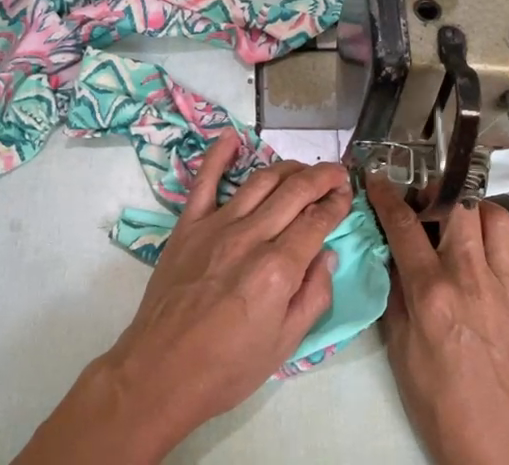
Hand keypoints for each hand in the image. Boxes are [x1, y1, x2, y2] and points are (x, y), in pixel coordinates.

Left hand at [15, 134, 352, 463]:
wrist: (161, 371)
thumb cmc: (228, 368)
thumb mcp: (286, 345)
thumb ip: (313, 295)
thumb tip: (328, 254)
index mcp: (278, 268)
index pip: (317, 220)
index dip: (338, 203)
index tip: (347, 196)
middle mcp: (250, 237)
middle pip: (294, 191)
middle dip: (322, 177)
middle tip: (338, 174)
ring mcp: (216, 226)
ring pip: (260, 181)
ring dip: (287, 167)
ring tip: (303, 168)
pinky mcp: (188, 225)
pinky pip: (204, 181)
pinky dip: (218, 155)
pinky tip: (232, 137)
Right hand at [369, 173, 508, 464]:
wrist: (500, 444)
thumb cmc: (440, 403)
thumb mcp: (400, 349)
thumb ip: (396, 295)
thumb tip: (393, 256)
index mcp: (431, 292)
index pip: (403, 224)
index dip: (386, 195)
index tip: (377, 179)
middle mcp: (470, 277)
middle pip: (457, 205)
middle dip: (437, 193)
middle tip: (426, 204)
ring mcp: (507, 285)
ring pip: (496, 217)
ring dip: (474, 212)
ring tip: (461, 225)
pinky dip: (508, 241)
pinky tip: (494, 254)